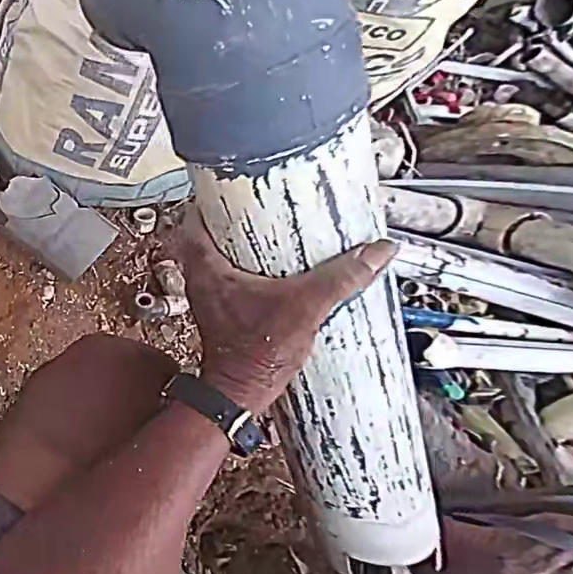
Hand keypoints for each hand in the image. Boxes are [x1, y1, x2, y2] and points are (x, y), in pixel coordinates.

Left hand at [174, 217, 395, 414]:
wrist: (240, 390)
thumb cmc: (257, 353)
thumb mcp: (306, 307)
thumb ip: (342, 277)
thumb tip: (378, 251)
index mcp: (206, 267)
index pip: (194, 219)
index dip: (209, 198)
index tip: (234, 183)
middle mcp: (200, 276)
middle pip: (206, 232)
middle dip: (230, 215)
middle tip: (260, 200)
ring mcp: (207, 292)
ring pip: (215, 253)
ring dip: (237, 239)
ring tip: (270, 225)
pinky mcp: (219, 306)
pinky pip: (226, 272)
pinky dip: (244, 261)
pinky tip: (273, 263)